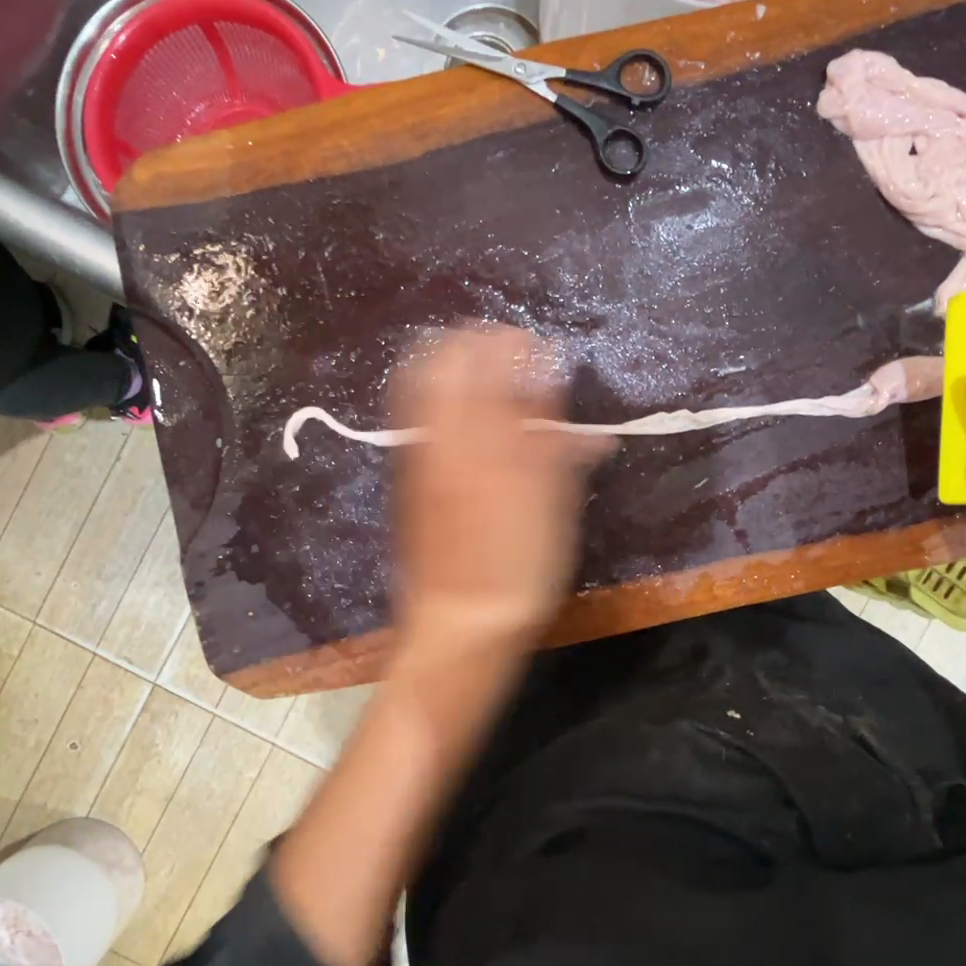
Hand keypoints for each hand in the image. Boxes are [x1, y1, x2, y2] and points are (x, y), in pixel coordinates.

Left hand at [390, 325, 611, 645]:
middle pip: (440, 358)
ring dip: (455, 369)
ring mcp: (418, 455)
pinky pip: (420, 419)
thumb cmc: (519, 566)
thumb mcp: (553, 502)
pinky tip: (474, 426)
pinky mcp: (410, 478)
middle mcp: (439, 434)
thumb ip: (552, 430)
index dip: (513, 342)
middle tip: (512, 357)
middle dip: (475, 344)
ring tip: (492, 383)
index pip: (487, 356)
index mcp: (481, 434)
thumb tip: (554, 372)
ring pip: (422, 384)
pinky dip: (445, 404)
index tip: (540, 350)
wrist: (458, 624)